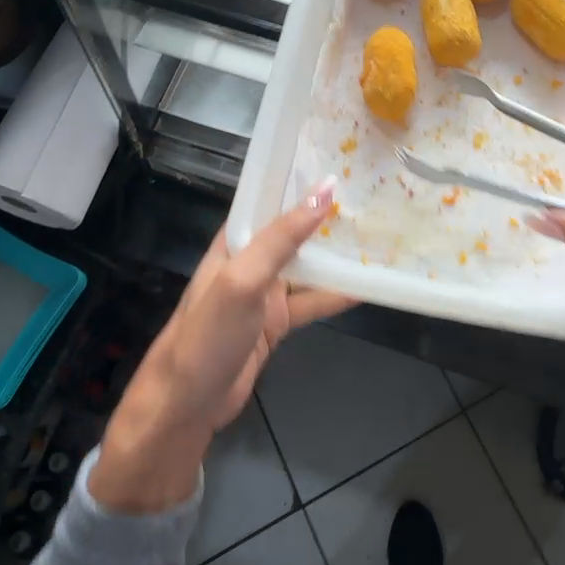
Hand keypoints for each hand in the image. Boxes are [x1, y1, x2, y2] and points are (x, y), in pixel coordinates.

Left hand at [89, 178, 356, 512]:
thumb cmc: (207, 334)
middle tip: (372, 194)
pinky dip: (336, 294)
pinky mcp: (276, 323)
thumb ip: (282, 238)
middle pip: (292, 231)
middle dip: (327, 215)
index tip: (340, 161)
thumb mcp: (243, 280)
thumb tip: (325, 191)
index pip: (269, 199)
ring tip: (378, 235)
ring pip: (307, 266)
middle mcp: (250, 261)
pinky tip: (366, 286)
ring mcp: (264, 293)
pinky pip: (311, 301)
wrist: (187, 403)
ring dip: (336, 255)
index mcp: (234, 241)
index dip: (299, 179)